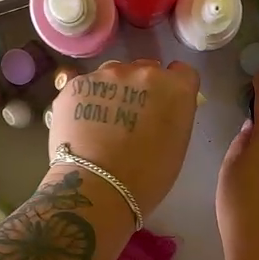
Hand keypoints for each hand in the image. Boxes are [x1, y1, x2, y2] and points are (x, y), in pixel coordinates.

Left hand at [47, 59, 199, 216]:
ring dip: (114, 90)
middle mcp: (142, 72)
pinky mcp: (76, 84)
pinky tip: (84, 126)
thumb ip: (174, 116)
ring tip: (105, 123)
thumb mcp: (176, 146)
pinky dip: (87, 101)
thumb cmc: (147, 178)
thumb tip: (162, 108)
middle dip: (143, 88)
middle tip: (134, 118)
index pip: (182, 72)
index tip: (166, 105)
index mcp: (175, 88)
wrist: (98, 189)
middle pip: (146, 70)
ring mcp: (106, 74)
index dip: (174, 88)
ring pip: (113, 74)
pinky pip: (86, 86)